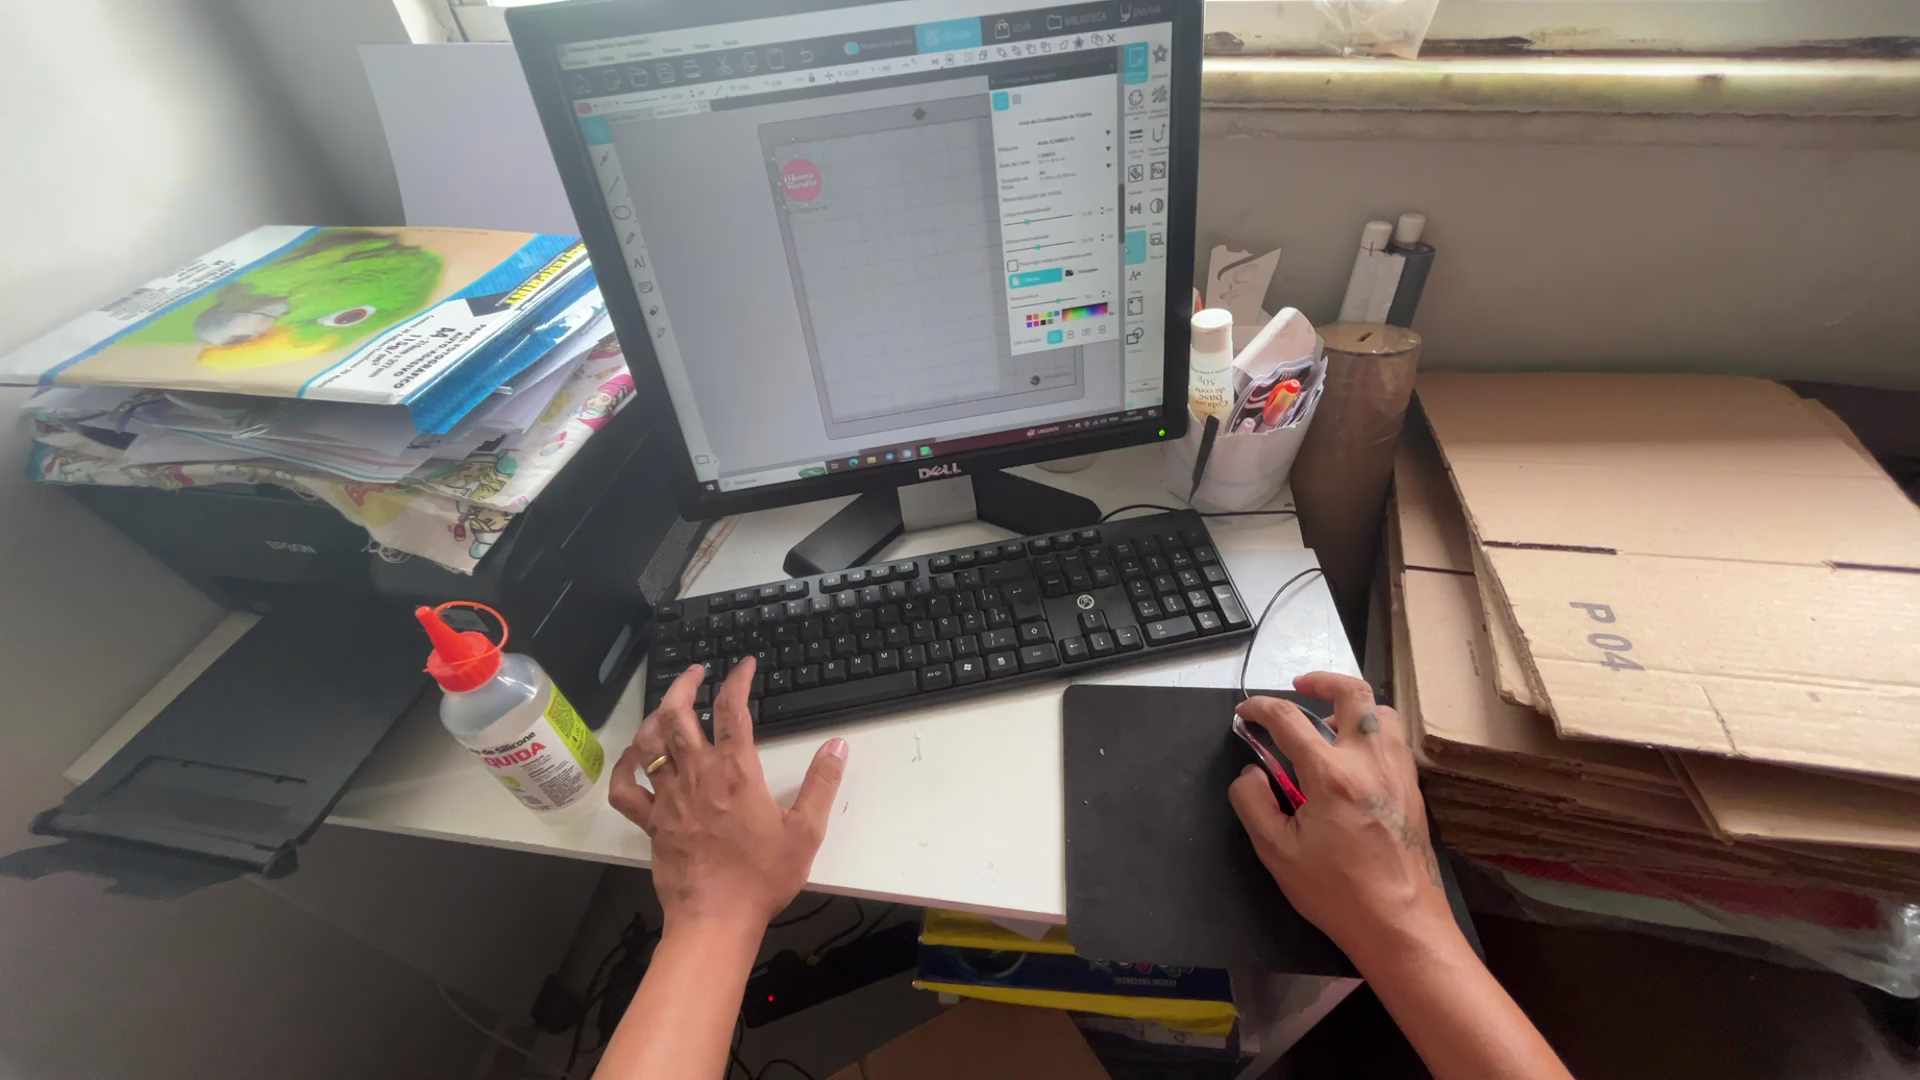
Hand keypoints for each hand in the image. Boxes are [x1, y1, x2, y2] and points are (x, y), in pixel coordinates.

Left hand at [609, 656, 848, 935]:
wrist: (716, 922)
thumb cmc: (761, 878)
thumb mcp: (806, 830)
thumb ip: (822, 783)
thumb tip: (837, 746)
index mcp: (736, 773)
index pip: (732, 711)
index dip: (737, 680)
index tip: (744, 666)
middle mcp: (697, 776)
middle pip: (678, 715)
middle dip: (685, 684)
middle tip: (696, 672)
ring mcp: (669, 799)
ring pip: (650, 743)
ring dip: (656, 716)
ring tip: (668, 704)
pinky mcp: (652, 824)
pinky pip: (627, 790)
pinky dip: (625, 767)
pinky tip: (633, 756)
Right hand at [1228, 672, 1455, 971]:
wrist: (1402, 928)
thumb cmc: (1336, 892)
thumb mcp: (1275, 851)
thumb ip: (1251, 801)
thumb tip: (1252, 773)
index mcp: (1331, 776)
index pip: (1288, 720)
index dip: (1260, 708)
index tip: (1245, 714)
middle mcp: (1370, 763)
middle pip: (1353, 693)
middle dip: (1321, 680)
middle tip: (1299, 689)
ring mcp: (1398, 774)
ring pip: (1382, 712)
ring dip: (1350, 706)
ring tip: (1325, 723)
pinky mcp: (1413, 789)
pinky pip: (1394, 739)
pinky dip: (1370, 729)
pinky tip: (1351, 754)